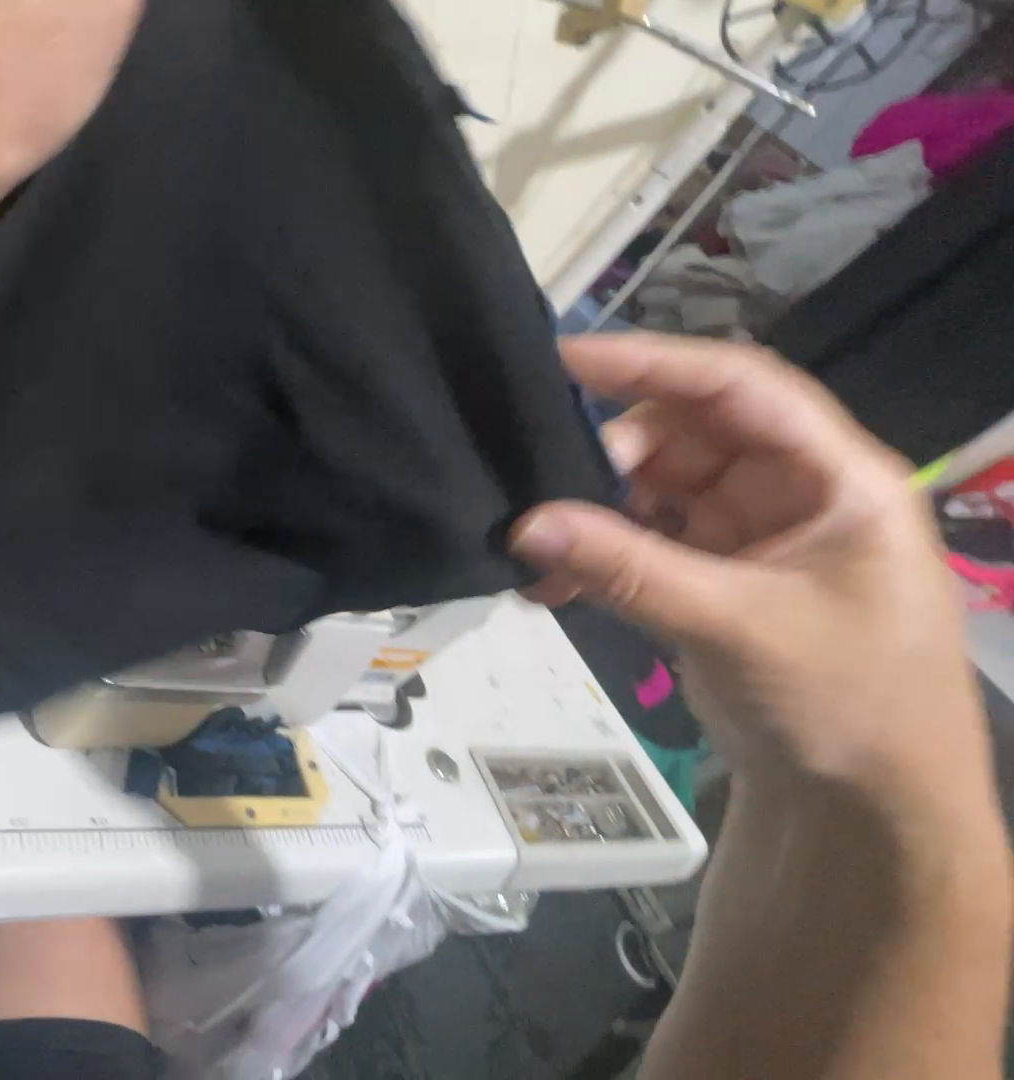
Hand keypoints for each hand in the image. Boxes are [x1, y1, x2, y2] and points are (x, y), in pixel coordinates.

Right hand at [512, 334, 993, 823]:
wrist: (860, 800)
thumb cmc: (846, 700)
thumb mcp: (738, 624)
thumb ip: (626, 568)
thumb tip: (521, 523)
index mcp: (831, 477)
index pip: (737, 388)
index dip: (651, 364)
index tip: (562, 361)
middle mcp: (783, 490)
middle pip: (677, 436)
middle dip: (605, 461)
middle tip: (545, 497)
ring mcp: (739, 532)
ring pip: (643, 489)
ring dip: (587, 515)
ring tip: (537, 553)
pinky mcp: (701, 572)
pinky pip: (630, 540)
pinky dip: (587, 556)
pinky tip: (548, 585)